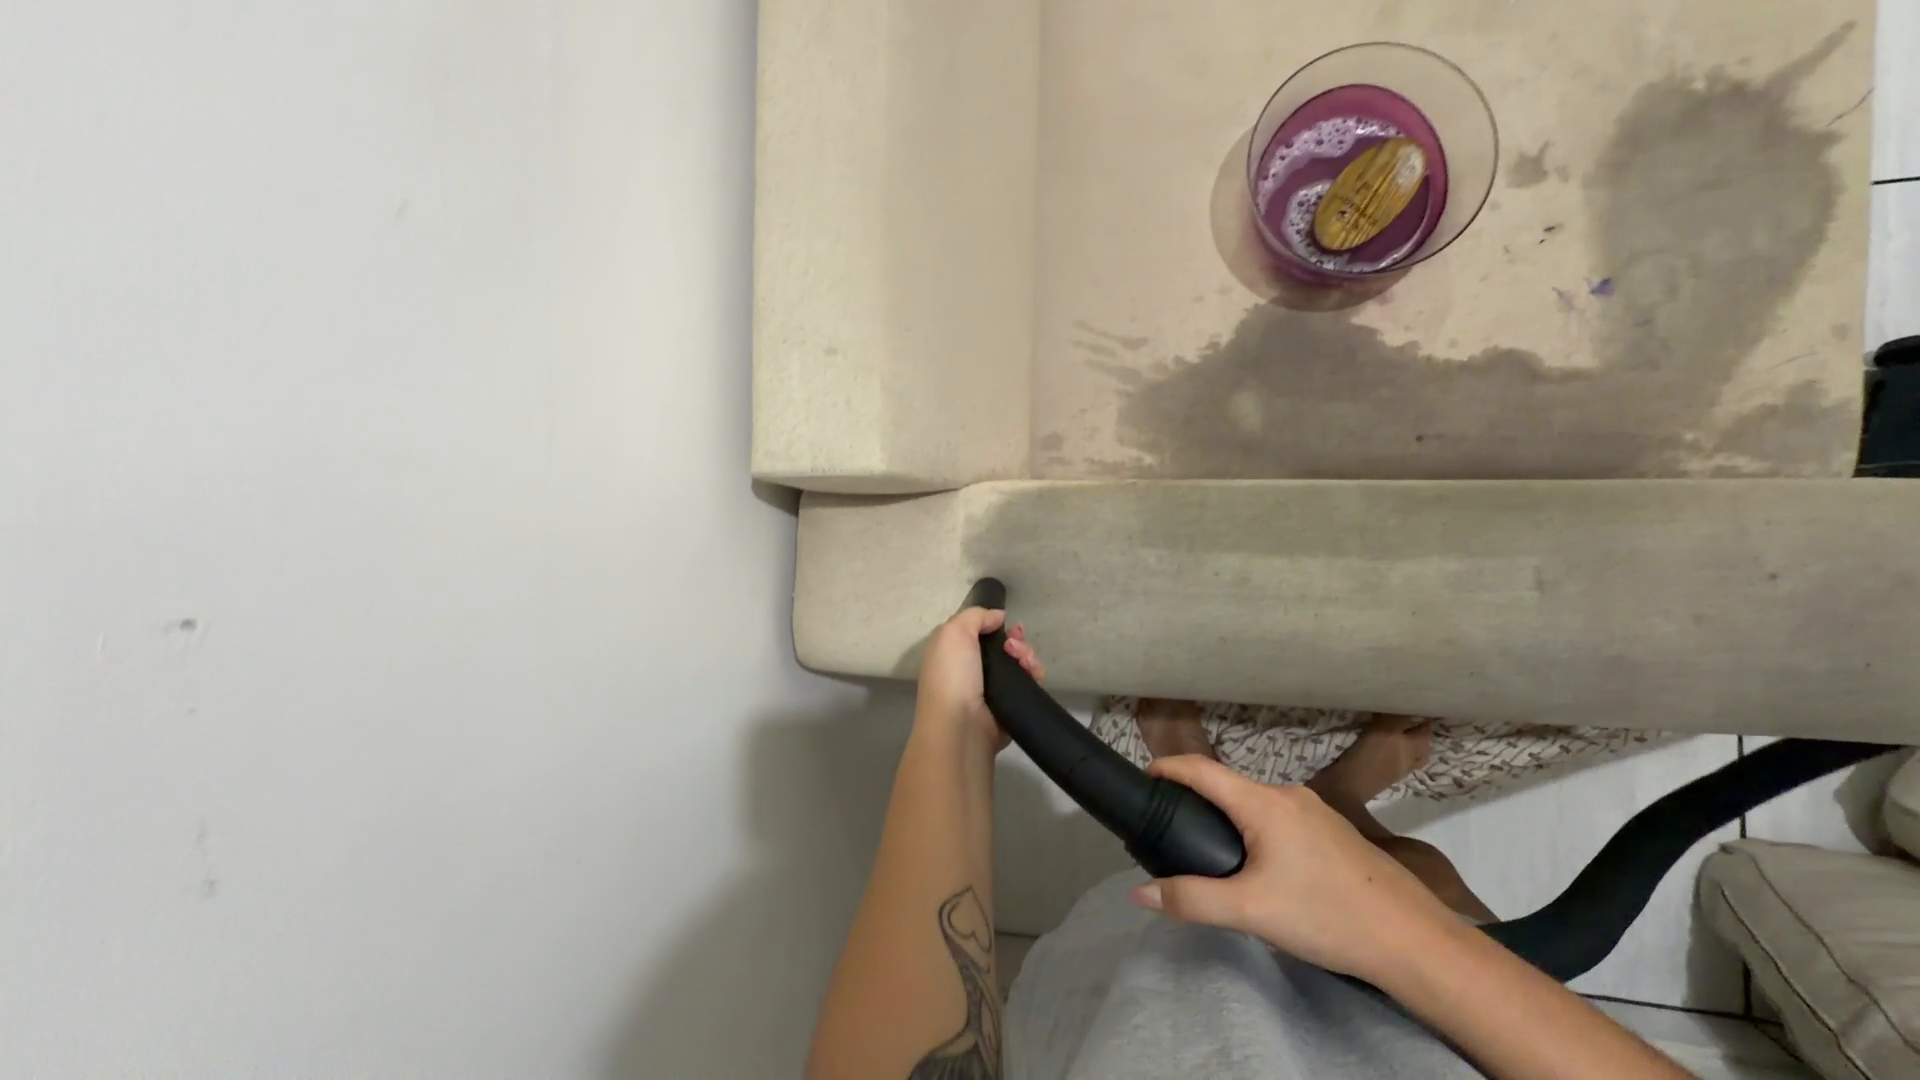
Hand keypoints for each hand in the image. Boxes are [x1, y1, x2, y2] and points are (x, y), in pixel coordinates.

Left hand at [914, 608, 1045, 753]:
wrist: (962, 725)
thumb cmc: (952, 675)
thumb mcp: (953, 633)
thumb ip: (975, 616)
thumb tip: (997, 616)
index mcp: (954, 653)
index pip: (980, 633)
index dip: (996, 625)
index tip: (1007, 625)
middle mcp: (972, 670)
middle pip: (1003, 647)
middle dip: (1016, 641)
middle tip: (1015, 648)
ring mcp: (992, 689)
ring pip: (1019, 663)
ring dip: (1027, 656)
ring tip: (1026, 662)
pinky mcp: (1010, 704)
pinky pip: (1028, 683)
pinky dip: (1035, 675)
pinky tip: (1035, 674)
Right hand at [1128, 755, 1458, 983]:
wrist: (1413, 940)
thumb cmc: (1326, 915)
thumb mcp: (1250, 911)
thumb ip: (1192, 899)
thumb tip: (1139, 892)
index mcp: (1264, 804)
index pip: (1202, 770)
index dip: (1167, 767)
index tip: (1141, 778)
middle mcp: (1289, 796)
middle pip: (1228, 787)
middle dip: (1194, 799)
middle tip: (1167, 826)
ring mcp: (1315, 813)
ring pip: (1255, 806)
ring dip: (1227, 819)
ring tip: (1205, 850)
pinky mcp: (1333, 833)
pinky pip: (1278, 820)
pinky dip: (1254, 832)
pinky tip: (1255, 867)